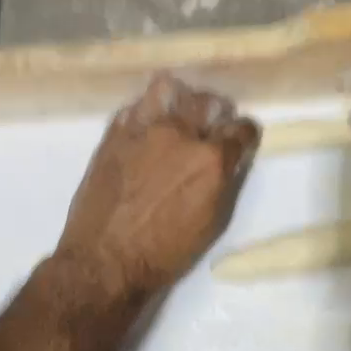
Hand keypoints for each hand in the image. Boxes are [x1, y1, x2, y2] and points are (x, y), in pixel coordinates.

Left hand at [57, 72, 259, 300]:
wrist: (106, 260)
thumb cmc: (165, 254)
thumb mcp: (211, 224)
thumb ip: (224, 184)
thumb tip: (229, 162)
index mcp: (210, 160)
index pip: (241, 129)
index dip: (244, 135)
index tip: (240, 140)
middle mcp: (180, 134)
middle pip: (207, 102)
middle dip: (216, 112)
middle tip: (211, 125)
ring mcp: (143, 129)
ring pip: (168, 89)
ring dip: (179, 100)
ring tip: (177, 116)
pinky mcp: (114, 134)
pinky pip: (135, 106)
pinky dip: (147, 112)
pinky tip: (147, 129)